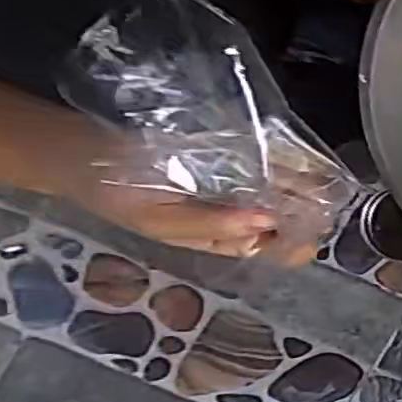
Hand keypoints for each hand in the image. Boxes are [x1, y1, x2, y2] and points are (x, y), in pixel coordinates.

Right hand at [56, 133, 315, 263]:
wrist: (84, 151)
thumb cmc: (119, 195)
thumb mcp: (159, 222)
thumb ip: (213, 226)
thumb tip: (266, 222)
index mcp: (233, 240)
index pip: (281, 250)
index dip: (300, 241)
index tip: (307, 228)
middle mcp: (251, 217)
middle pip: (296, 220)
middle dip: (311, 211)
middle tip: (317, 201)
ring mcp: (252, 189)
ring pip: (295, 192)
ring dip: (311, 187)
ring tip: (317, 182)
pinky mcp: (247, 161)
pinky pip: (280, 164)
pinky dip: (296, 163)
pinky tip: (304, 161)